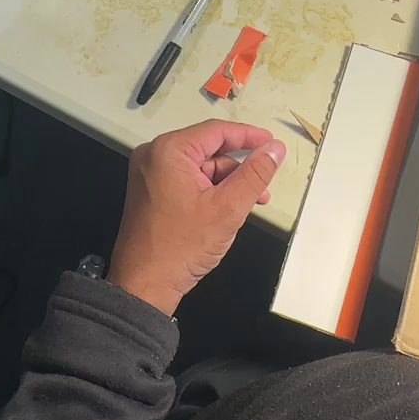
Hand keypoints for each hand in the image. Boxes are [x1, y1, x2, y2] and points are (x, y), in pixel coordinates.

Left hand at [107, 120, 285, 316]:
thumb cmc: (184, 246)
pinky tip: (227, 208)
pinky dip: (210, 190)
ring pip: (200, 166)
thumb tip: (276, 148)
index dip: (249, 136)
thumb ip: (255, 174)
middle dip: (239, 166)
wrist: (142, 288)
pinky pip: (188, 179)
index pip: (216, 131)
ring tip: (251, 202)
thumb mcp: (227, 209)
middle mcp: (155, 154)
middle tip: (265, 183)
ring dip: (226, 181)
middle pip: (208, 149)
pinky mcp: (151, 190)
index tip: (274, 144)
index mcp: (169, 150)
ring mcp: (150, 173)